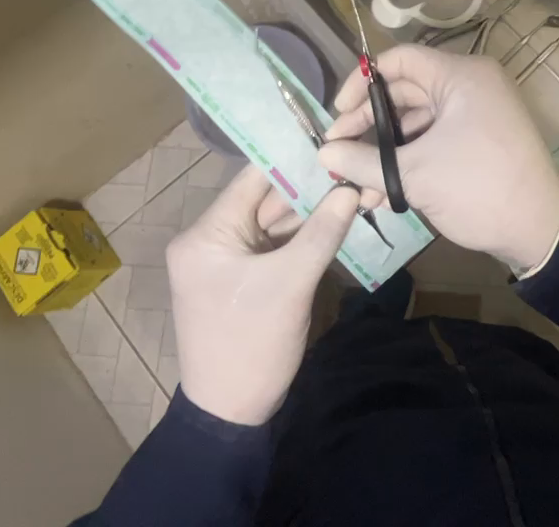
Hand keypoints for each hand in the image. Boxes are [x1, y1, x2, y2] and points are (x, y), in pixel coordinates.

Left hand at [166, 168, 358, 425]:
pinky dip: (300, 238)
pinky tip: (334, 222)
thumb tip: (351, 189)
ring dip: (309, 214)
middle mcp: (209, 239)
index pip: (253, 179)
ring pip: (272, 223)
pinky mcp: (240, 278)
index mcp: (207, 234)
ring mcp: (224, 260)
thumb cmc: (252, 344)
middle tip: (351, 169)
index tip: (332, 143)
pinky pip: (273, 246)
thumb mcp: (291, 284)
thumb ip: (321, 233)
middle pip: (264, 200)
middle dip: (308, 190)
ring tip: (350, 190)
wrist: (230, 415)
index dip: (293, 160)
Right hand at [318, 45, 558, 273]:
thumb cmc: (477, 188)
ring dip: (385, 153)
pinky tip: (379, 193)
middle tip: (336, 153)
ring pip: (416, 122)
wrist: (538, 231)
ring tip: (354, 186)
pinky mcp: (478, 139)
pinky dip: (408, 161)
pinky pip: (434, 139)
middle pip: (404, 92)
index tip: (337, 115)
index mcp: (461, 76)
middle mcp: (470, 85)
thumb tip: (324, 153)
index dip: (361, 83)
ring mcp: (476, 113)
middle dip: (368, 126)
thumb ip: (363, 161)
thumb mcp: (415, 175)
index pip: (399, 60)